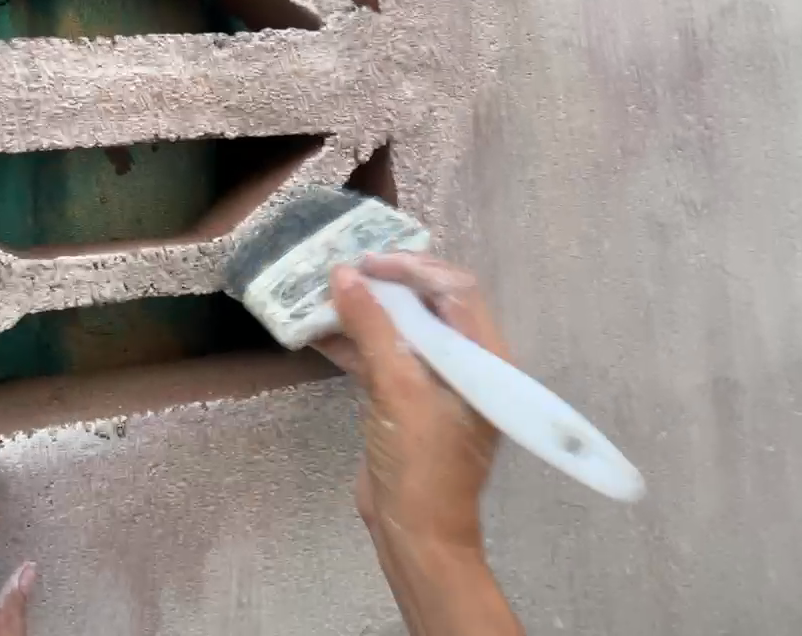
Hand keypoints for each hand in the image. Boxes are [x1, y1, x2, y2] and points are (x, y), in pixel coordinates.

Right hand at [323, 253, 523, 635]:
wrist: (414, 537)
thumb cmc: (421, 464)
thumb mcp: (397, 390)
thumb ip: (372, 328)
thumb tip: (342, 274)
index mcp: (485, 358)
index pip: (455, 290)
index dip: (412, 269)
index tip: (367, 263)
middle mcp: (465, 363)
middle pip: (427, 304)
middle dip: (385, 284)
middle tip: (345, 269)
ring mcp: (434, 381)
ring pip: (400, 327)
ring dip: (364, 310)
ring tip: (325, 291)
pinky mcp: (406, 398)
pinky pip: (381, 355)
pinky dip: (353, 341)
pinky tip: (317, 329)